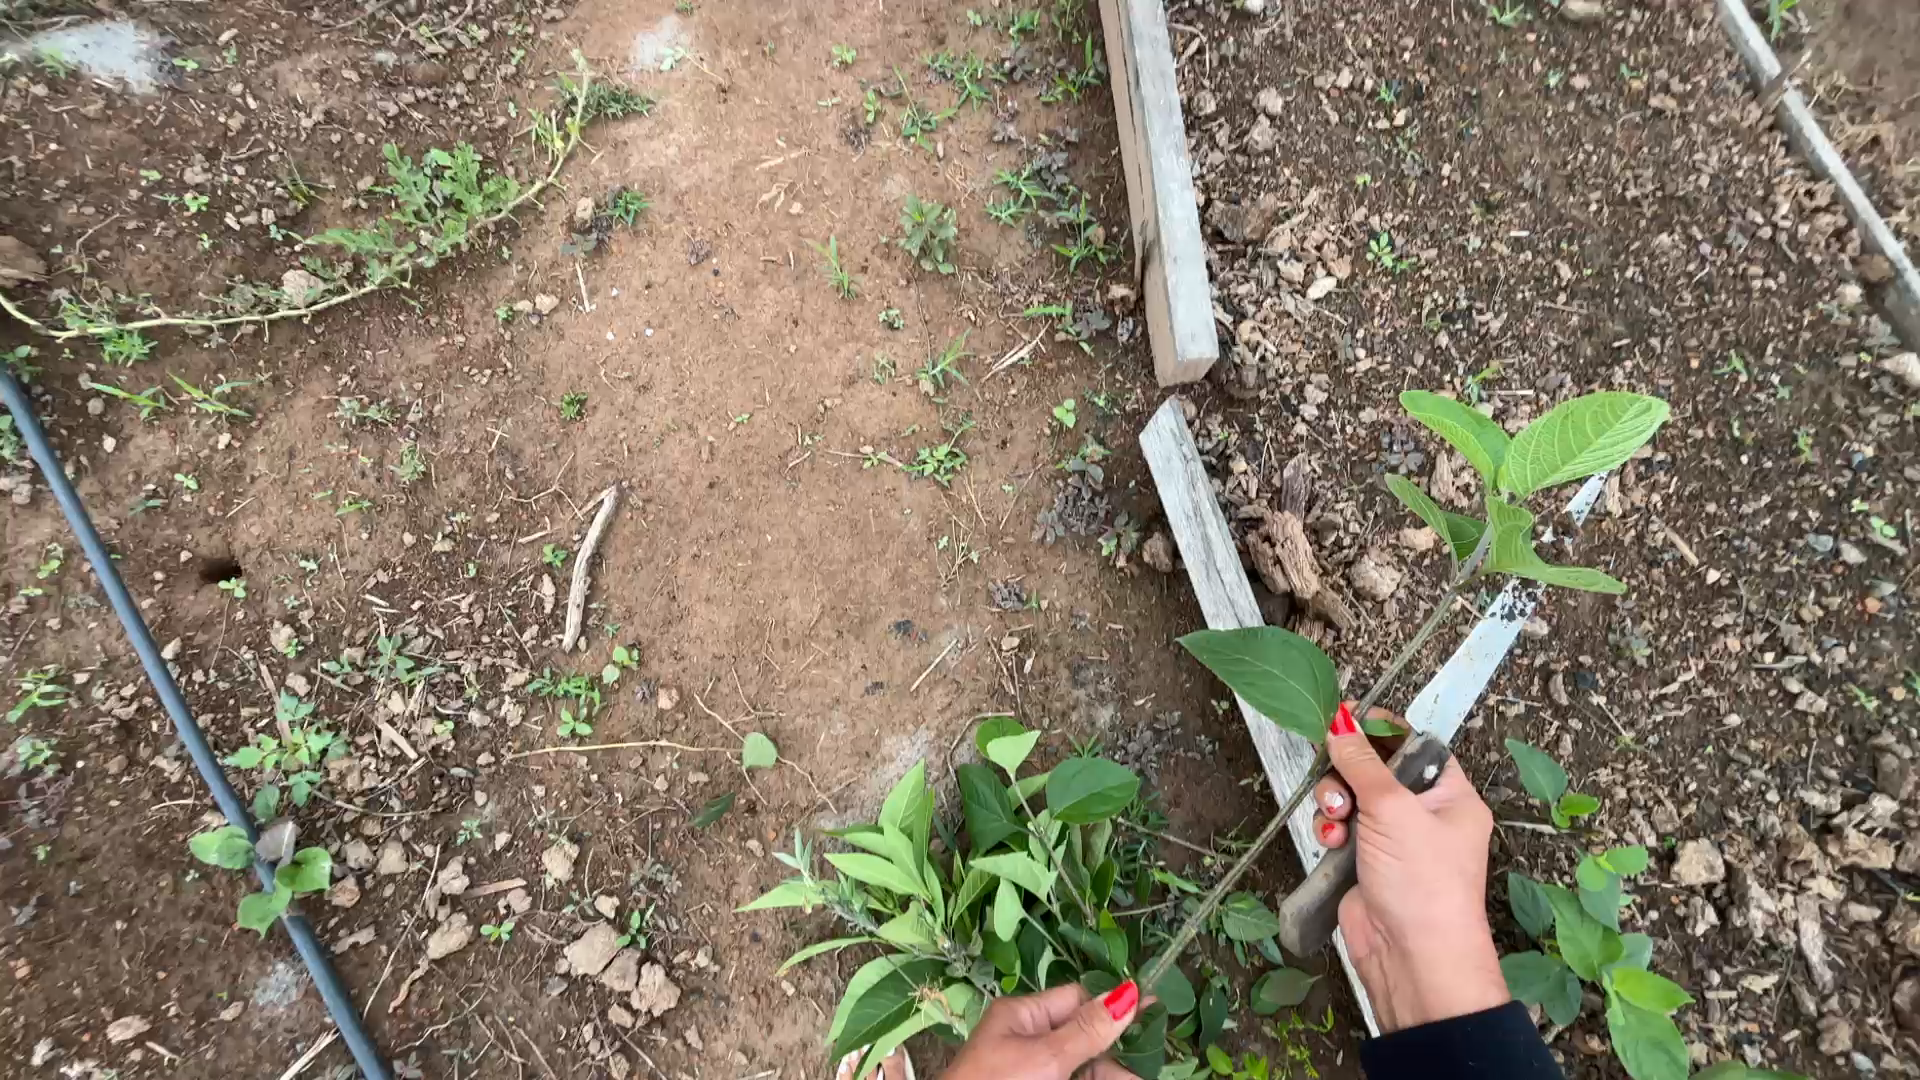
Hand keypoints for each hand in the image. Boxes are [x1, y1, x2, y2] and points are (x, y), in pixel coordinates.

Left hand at [941, 981, 1141, 1079]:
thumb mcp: (1045, 1058)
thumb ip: (1087, 1030)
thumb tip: (1129, 991)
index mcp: (1022, 1017)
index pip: (1075, 999)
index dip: (1112, 1004)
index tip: (1154, 1006)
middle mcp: (1026, 1042)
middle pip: (1083, 1039)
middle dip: (1117, 1051)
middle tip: (1154, 1057)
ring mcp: (1030, 1073)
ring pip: (1083, 1069)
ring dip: (1111, 1072)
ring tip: (1141, 1073)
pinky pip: (1074, 1079)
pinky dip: (1095, 1079)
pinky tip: (1119, 1078)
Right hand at [1310, 705, 1508, 1033]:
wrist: (1411, 957)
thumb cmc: (1421, 880)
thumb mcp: (1392, 809)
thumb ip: (1361, 761)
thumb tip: (1339, 720)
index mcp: (1449, 796)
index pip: (1413, 745)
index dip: (1379, 729)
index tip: (1343, 715)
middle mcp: (1422, 812)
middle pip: (1372, 766)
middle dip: (1345, 771)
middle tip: (1335, 777)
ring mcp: (1391, 836)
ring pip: (1348, 793)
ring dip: (1333, 801)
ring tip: (1335, 821)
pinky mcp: (1363, 856)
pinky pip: (1337, 823)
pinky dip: (1329, 827)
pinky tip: (1331, 842)